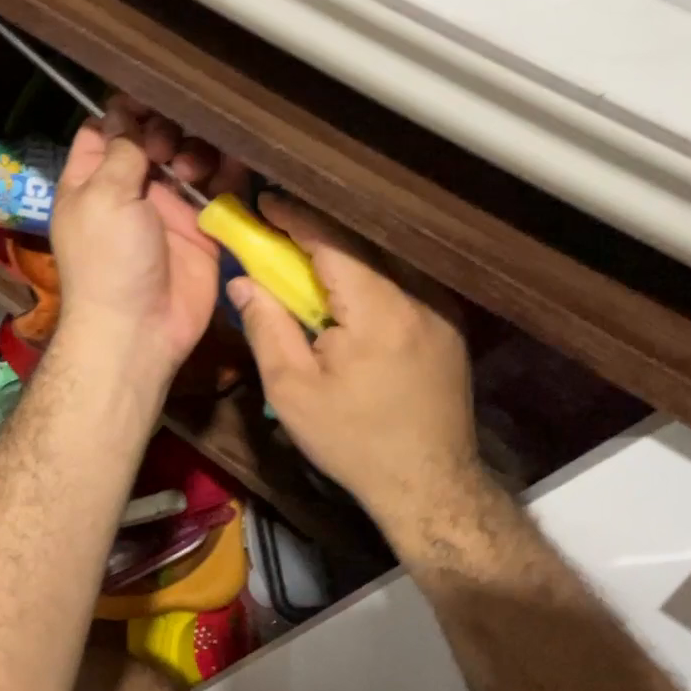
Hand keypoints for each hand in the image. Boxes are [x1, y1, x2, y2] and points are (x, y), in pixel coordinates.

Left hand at [49, 102, 237, 385]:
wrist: (139, 329)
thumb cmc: (108, 260)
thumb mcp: (103, 197)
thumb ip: (121, 151)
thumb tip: (128, 114)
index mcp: (91, 180)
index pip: (105, 129)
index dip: (126, 109)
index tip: (151, 95)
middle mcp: (128, 189)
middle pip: (152, 137)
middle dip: (164, 129)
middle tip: (166, 149)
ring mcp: (166, 207)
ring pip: (188, 157)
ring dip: (195, 151)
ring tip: (190, 171)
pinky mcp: (201, 226)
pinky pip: (218, 189)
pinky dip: (228, 171)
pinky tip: (234, 159)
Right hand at [226, 194, 486, 524]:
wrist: (430, 485)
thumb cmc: (352, 440)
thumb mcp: (291, 390)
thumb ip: (266, 328)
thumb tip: (242, 283)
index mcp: (378, 312)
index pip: (334, 243)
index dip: (295, 219)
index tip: (264, 204)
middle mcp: (418, 300)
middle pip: (361, 244)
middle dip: (316, 231)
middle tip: (276, 228)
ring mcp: (440, 312)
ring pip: (386, 261)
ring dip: (343, 251)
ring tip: (306, 256)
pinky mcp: (448, 327)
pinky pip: (403, 282)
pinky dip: (368, 272)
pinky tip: (345, 289)